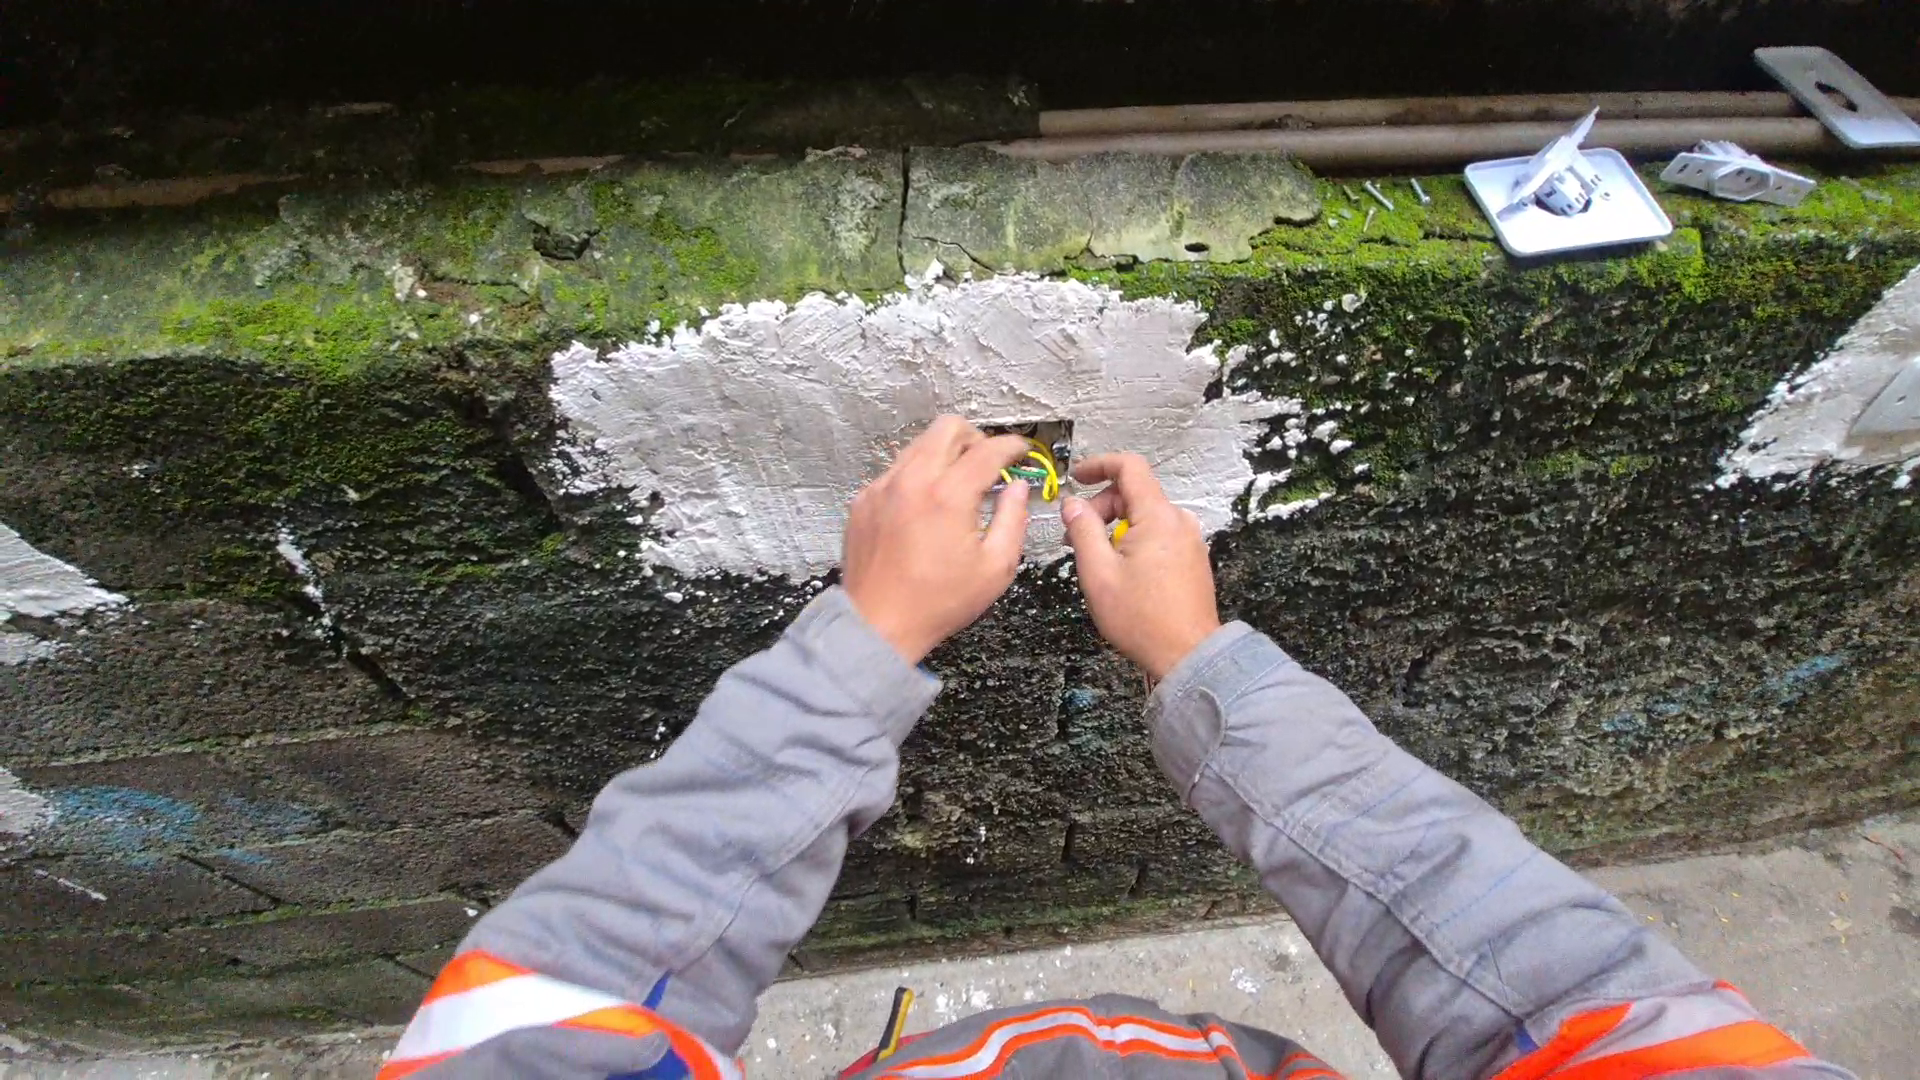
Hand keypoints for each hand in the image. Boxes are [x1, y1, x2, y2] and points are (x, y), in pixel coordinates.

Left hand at [843, 417, 1033, 664]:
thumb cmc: (937, 603)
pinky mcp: (863, 501)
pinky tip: (924, 506)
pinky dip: (916, 477)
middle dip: (974, 438)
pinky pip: (895, 471)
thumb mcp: (994, 568)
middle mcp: (911, 481)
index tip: (1021, 450)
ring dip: (944, 454)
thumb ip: (1014, 520)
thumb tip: (1017, 489)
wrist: (878, 624)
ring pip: (918, 445)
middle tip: (987, 462)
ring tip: (956, 485)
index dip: (1011, 446)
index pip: (987, 450)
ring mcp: (882, 488)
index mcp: (947, 496)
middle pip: (947, 427)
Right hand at [1059, 454, 1221, 680]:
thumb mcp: (1098, 572)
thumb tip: (1072, 504)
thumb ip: (1082, 530)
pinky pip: (1159, 534)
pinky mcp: (1192, 558)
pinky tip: (1121, 569)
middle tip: (1076, 536)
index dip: (1099, 465)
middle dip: (1101, 507)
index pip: (1129, 467)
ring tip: (1097, 559)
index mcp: (1158, 517)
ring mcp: (1189, 540)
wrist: (1186, 654)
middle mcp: (1179, 522)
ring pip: (1145, 516)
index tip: (1078, 477)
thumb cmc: (1143, 619)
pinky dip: (1134, 540)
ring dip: (1116, 526)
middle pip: (1134, 494)